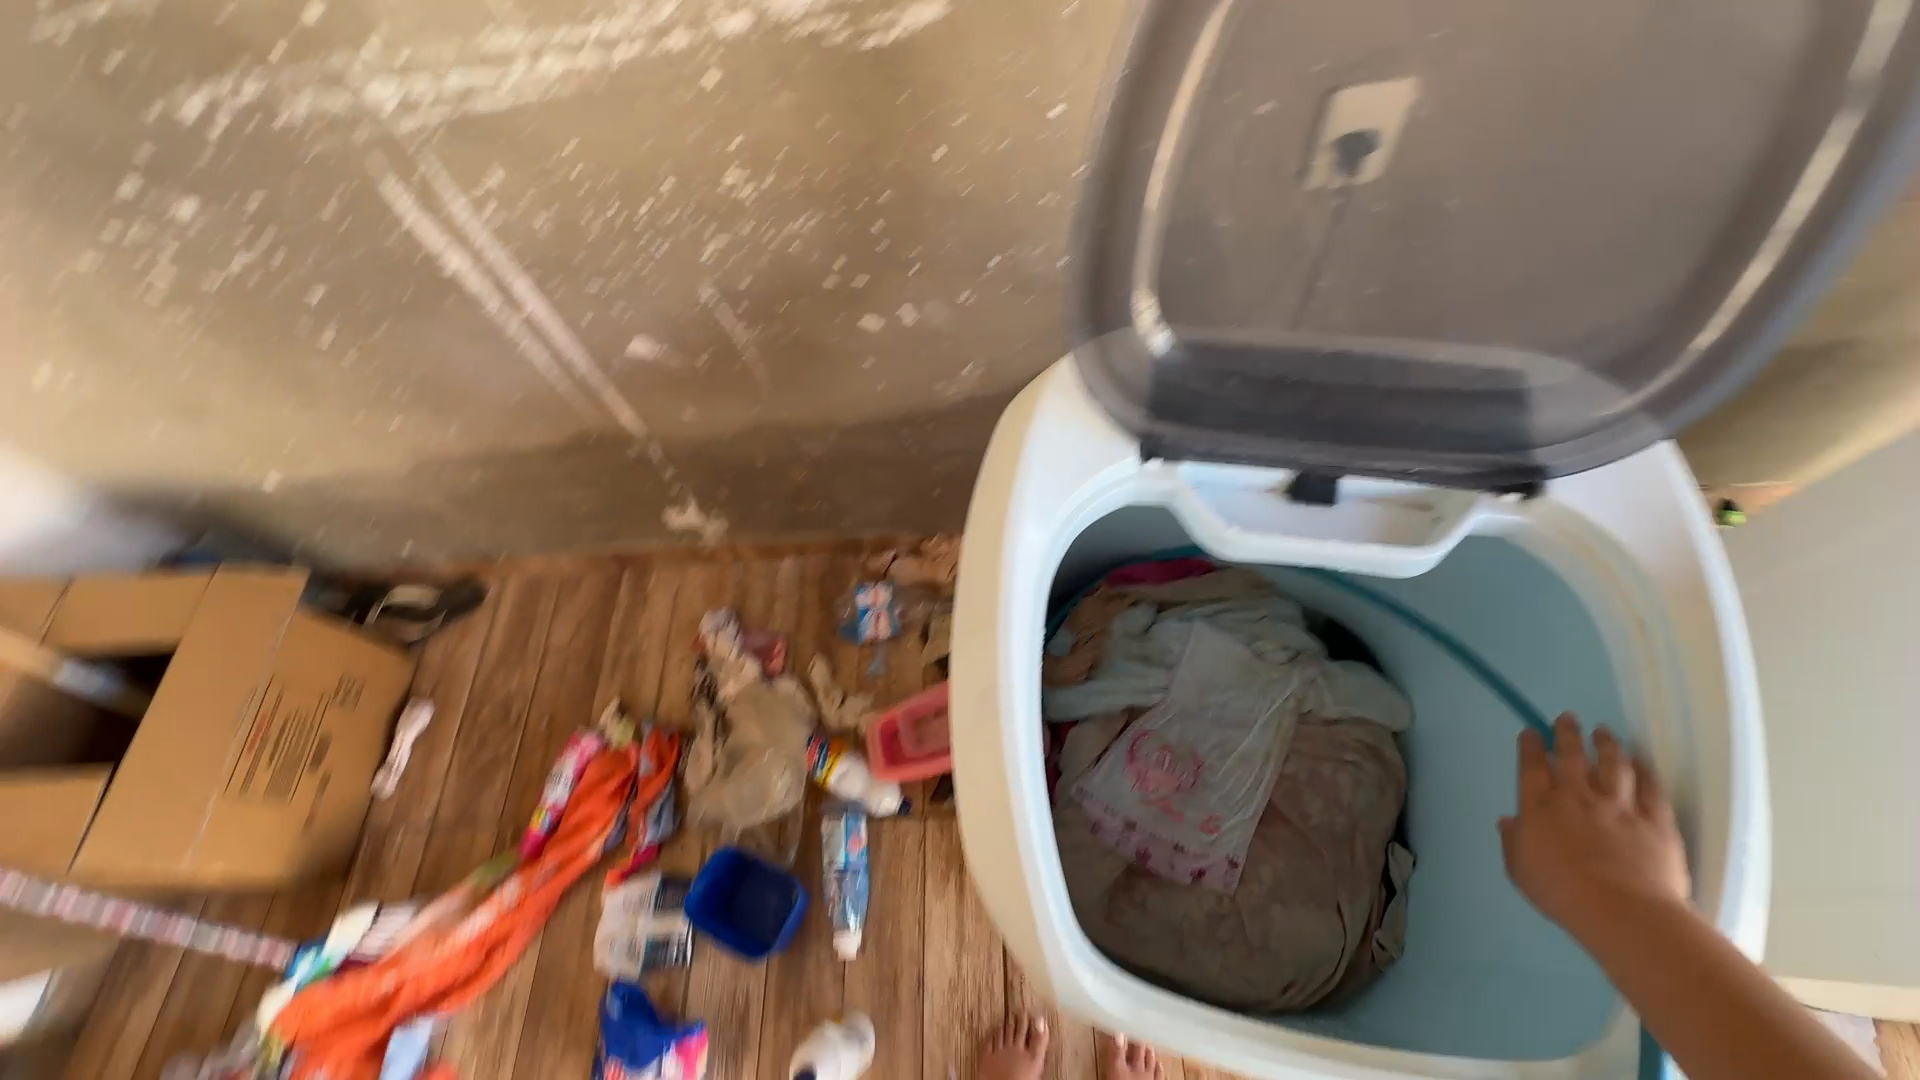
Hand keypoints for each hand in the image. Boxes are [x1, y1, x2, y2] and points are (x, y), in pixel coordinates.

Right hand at [1499, 713, 1689, 936]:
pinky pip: (1651, 788)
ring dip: (1607, 745)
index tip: (1532, 732)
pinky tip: (1641, 761)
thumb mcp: (1520, 870)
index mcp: (1539, 807)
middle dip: (1567, 734)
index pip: (1531, 766)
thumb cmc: (1560, 892)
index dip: (1530, 746)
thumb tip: (1510, 821)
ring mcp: (1619, 806)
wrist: (1623, 912)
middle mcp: (1577, 797)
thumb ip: (1513, 842)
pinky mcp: (1656, 821)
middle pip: (1572, 756)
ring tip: (1604, 732)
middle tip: (1568, 717)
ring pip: (1613, 764)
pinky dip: (1645, 771)